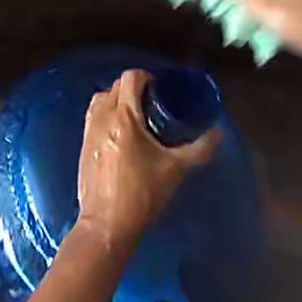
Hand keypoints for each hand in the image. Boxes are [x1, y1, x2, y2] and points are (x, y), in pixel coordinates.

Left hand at [76, 70, 221, 249]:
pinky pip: (93, 117)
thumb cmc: (142, 194)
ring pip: (100, 99)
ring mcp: (88, 131)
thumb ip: (200, 149)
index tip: (161, 89)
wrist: (106, 225)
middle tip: (154, 103)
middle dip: (134, 88)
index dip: (147, 77)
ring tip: (137, 116)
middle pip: (115, 86)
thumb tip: (219, 133)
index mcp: (124, 117)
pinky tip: (122, 135)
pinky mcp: (82, 146)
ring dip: (117, 99)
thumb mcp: (176, 170)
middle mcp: (102, 118)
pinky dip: (106, 115)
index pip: (130, 78)